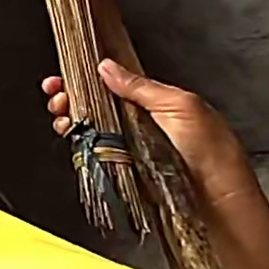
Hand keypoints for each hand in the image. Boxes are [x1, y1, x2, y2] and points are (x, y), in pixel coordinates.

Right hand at [41, 59, 255, 206]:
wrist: (213, 202)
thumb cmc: (211, 154)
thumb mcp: (181, 106)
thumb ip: (141, 86)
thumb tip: (107, 67)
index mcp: (151, 105)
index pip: (110, 85)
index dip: (86, 77)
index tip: (66, 73)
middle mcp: (132, 123)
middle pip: (90, 102)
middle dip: (67, 93)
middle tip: (54, 90)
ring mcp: (120, 145)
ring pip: (82, 124)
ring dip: (64, 113)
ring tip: (61, 110)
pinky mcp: (111, 166)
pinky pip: (83, 147)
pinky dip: (71, 136)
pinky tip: (68, 130)